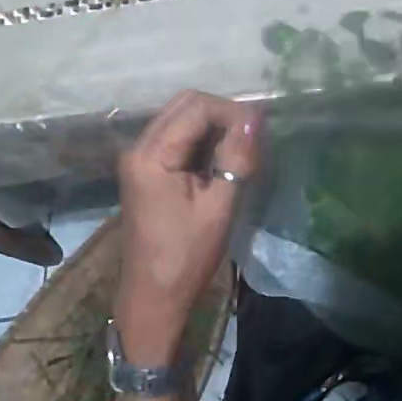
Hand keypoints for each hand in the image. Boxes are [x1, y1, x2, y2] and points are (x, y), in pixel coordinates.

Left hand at [114, 91, 259, 366]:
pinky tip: (223, 158)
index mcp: (152, 156)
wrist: (153, 295)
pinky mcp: (146, 169)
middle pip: (183, 104)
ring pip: (179, 117)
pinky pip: (176, 137)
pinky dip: (201, 138)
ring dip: (213, 125)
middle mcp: (139, 147)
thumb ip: (236, 158)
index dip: (232, 111)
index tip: (262, 131)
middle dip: (222, 112)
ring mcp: (139, 158)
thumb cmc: (187, 256)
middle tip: (253, 137)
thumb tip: (255, 117)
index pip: (196, 108)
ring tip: (242, 148)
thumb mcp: (219, 207)